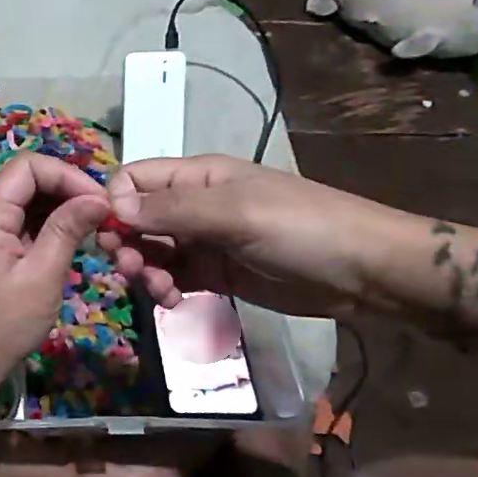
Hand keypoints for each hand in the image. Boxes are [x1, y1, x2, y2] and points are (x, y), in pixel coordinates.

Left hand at [0, 153, 109, 398]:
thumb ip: (66, 230)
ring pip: (28, 201)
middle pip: (27, 180)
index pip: (27, 167)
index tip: (99, 200)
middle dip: (67, 189)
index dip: (66, 175)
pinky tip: (74, 239)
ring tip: (95, 226)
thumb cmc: (4, 325)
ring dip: (62, 207)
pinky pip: (24, 223)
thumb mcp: (41, 277)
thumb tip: (98, 197)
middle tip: (103, 214)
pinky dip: (50, 225)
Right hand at [97, 155, 415, 317]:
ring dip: (144, 270)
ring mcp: (203, 240)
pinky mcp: (214, 272)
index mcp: (195, 177)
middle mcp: (192, 205)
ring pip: (150, 251)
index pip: (133, 180)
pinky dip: (164, 288)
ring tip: (161, 290)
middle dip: (126, 243)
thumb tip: (112, 207)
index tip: (113, 235)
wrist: (365, 274)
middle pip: (135, 219)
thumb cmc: (301, 228)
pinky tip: (174, 299)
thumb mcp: (234, 213)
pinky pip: (172, 276)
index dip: (115, 204)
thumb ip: (172, 209)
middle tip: (132, 270)